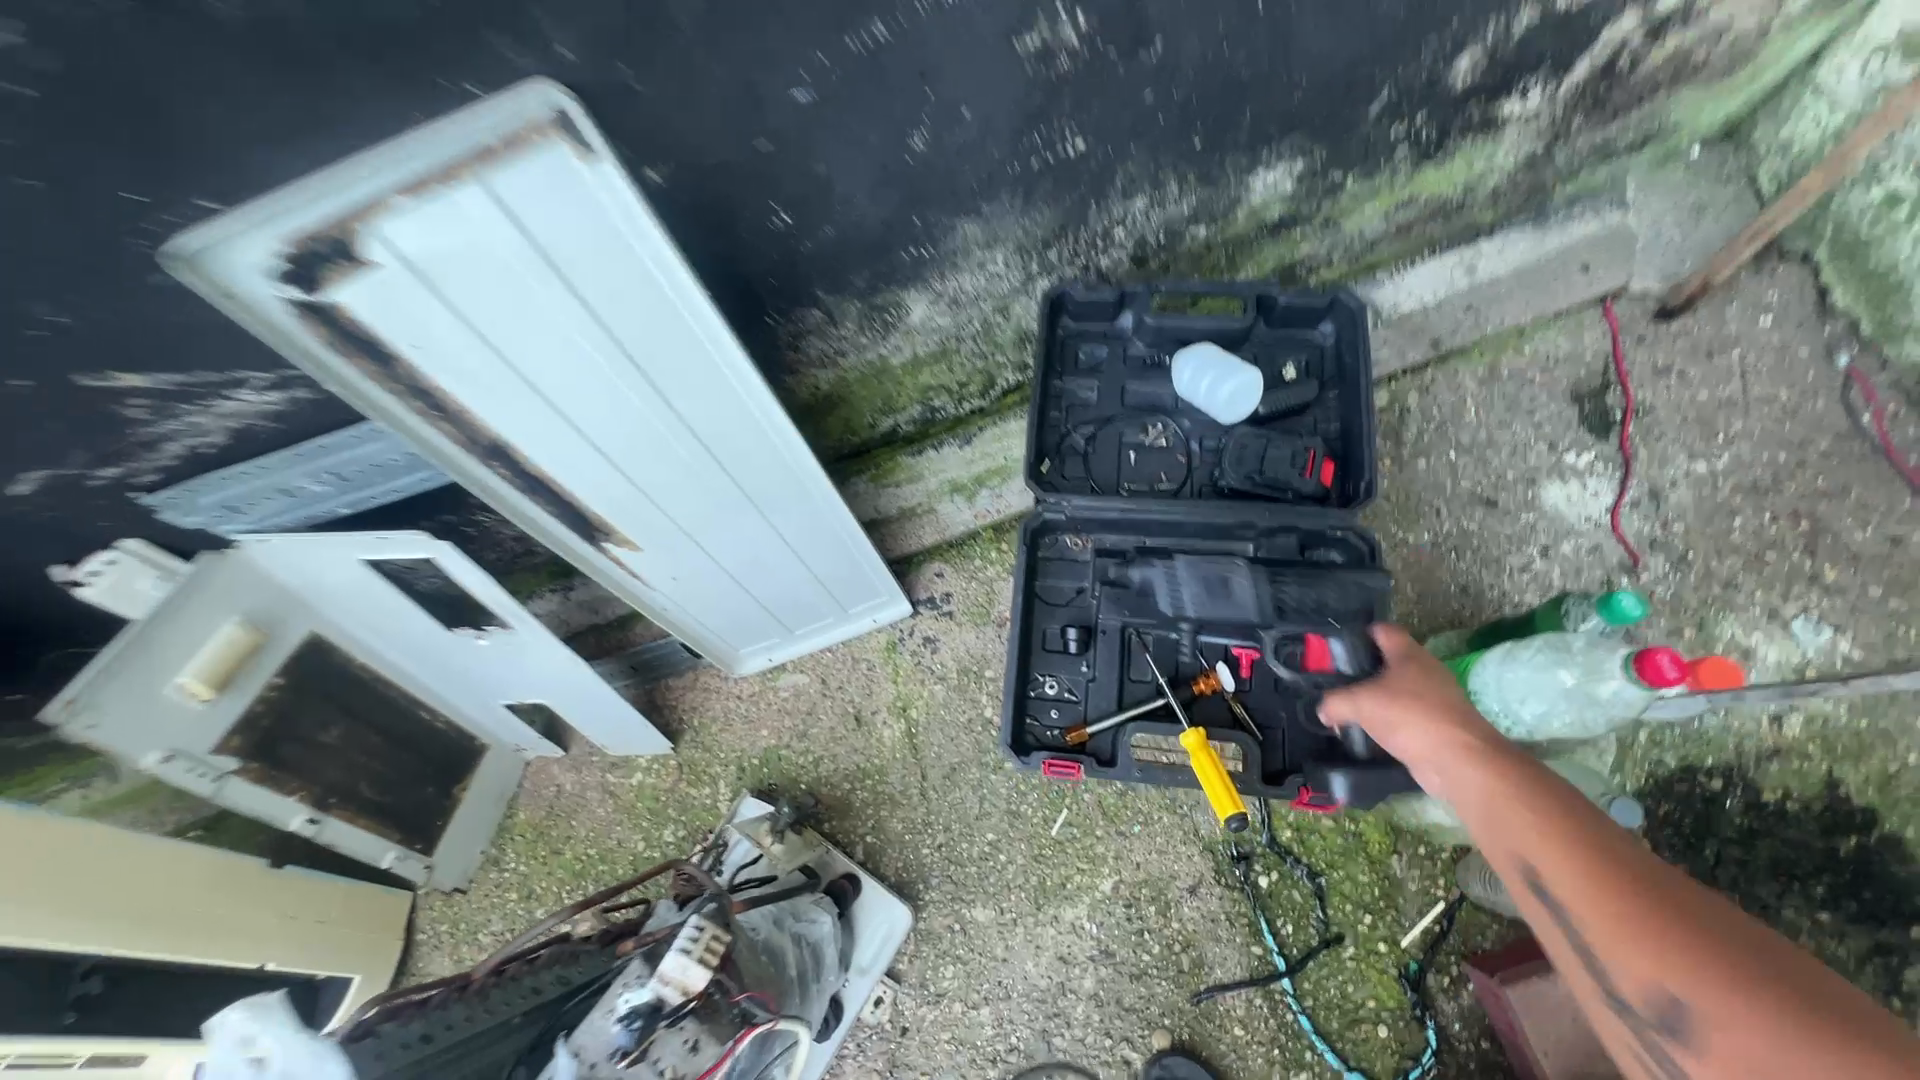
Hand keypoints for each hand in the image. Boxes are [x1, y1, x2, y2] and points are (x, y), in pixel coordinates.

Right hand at [1317, 624, 1509, 795]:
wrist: (1459, 760)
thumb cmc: (1410, 716)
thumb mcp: (1360, 703)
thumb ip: (1334, 702)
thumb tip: (1323, 710)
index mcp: (1409, 655)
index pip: (1383, 630)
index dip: (1360, 634)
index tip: (1338, 647)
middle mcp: (1425, 671)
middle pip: (1389, 662)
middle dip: (1363, 671)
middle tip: (1336, 682)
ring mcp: (1435, 699)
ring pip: (1397, 692)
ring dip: (1375, 700)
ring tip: (1349, 710)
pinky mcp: (1438, 725)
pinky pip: (1406, 717)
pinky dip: (1388, 723)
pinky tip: (1369, 734)